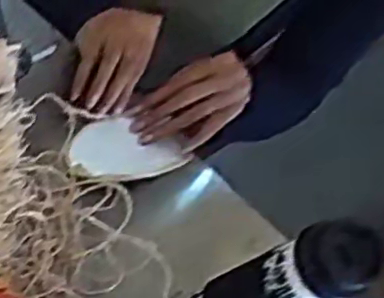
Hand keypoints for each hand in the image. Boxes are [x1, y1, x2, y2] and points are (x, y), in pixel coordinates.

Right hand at [71, 8, 160, 114]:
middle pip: (123, 72)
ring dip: (97, 90)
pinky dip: (80, 82)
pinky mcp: (95, 39)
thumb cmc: (127, 32)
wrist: (121, 2)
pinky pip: (87, 65)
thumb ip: (130, 70)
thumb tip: (123, 103)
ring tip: (89, 108)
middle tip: (100, 114)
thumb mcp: (136, 47)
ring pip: (107, 69)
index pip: (135, 74)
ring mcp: (113, 39)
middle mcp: (132, 41)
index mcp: (145, 45)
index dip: (126, 95)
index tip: (116, 113)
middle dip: (112, 95)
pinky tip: (74, 96)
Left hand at [134, 51, 250, 148]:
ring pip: (196, 112)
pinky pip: (213, 126)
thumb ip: (170, 90)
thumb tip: (135, 107)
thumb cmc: (212, 83)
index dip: (154, 98)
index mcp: (215, 62)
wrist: (251, 82)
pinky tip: (181, 149)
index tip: (132, 113)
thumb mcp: (195, 78)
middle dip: (157, 114)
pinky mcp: (237, 110)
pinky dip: (197, 138)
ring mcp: (234, 92)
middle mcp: (228, 75)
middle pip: (186, 97)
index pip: (179, 81)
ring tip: (146, 139)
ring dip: (168, 128)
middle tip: (136, 129)